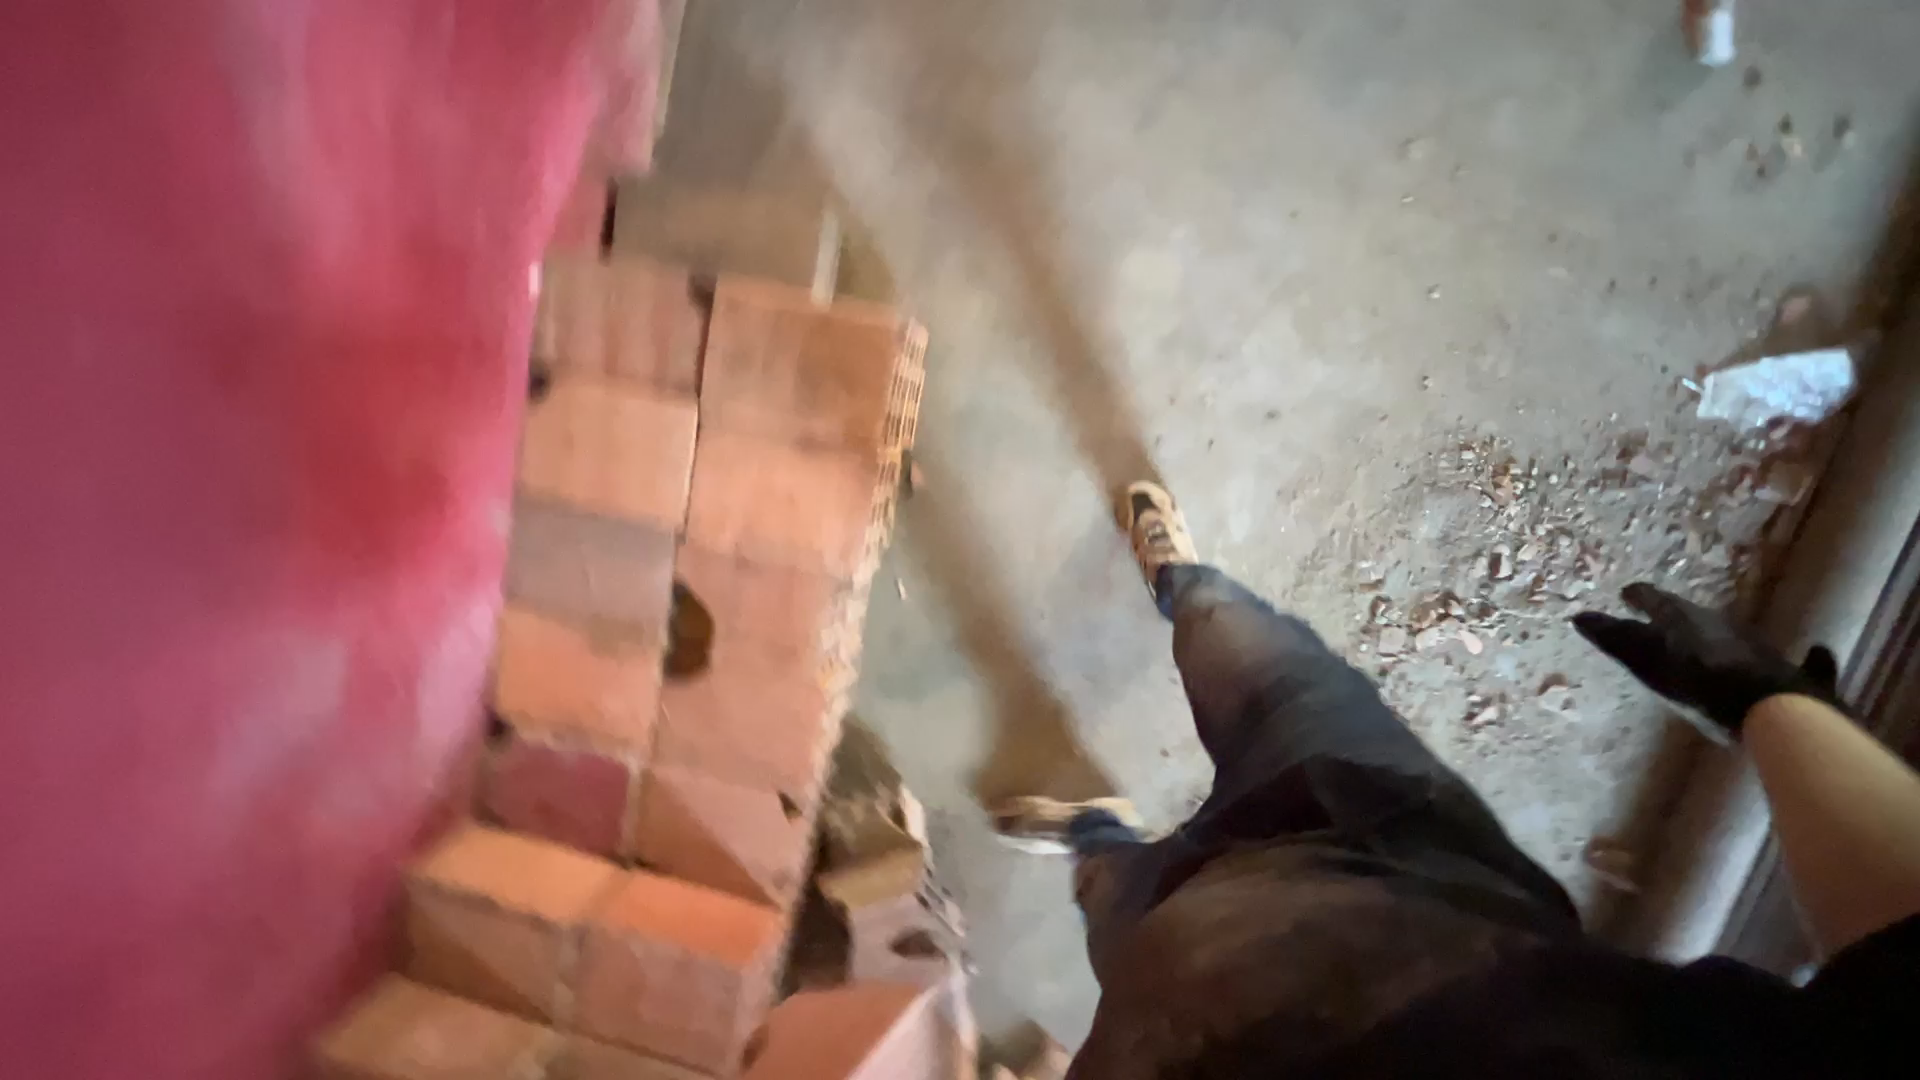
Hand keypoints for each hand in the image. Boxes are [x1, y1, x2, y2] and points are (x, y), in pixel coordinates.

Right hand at [1571, 583, 1841, 736]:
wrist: (1771, 708)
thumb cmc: (1696, 679)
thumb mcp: (1644, 658)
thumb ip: (1614, 637)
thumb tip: (1579, 617)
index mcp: (1683, 617)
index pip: (1653, 599)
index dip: (1637, 596)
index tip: (1626, 594)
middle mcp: (1721, 624)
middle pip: (1691, 615)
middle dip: (1674, 616)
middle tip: (1657, 619)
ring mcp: (1758, 648)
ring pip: (1730, 634)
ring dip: (1714, 634)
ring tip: (1703, 640)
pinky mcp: (1789, 673)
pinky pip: (1796, 660)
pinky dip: (1802, 654)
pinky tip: (1816, 649)